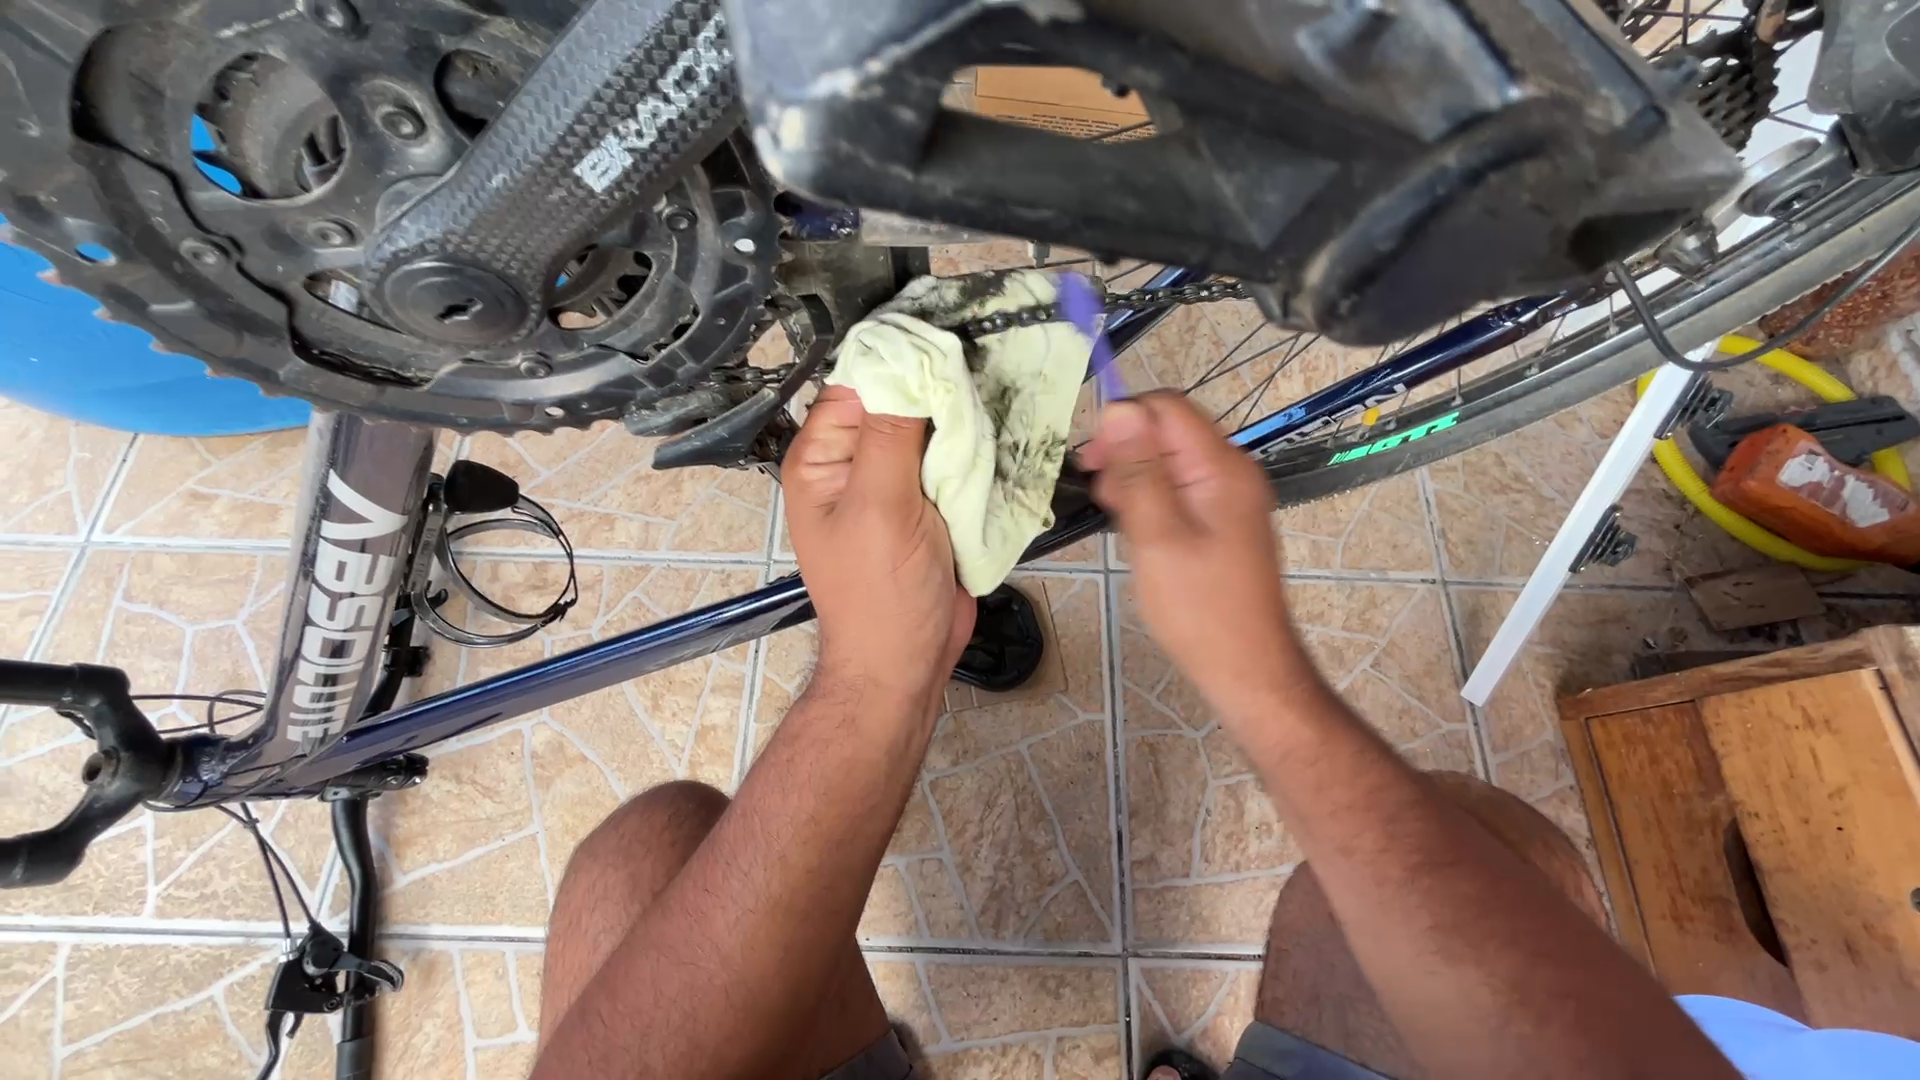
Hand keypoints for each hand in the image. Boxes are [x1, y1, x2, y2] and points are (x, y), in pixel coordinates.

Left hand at [784, 385, 975, 714]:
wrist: (907, 660)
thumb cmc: (879, 592)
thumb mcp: (879, 507)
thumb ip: (890, 435)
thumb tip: (906, 362)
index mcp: (823, 458)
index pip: (858, 384)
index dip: (900, 359)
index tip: (949, 337)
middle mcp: (855, 463)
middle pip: (899, 402)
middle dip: (940, 388)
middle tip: (987, 359)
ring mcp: (895, 485)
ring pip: (932, 432)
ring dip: (963, 421)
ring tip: (1002, 392)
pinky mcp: (929, 505)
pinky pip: (952, 463)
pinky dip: (975, 453)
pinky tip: (1002, 434)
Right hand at [1080, 392, 1303, 718]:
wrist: (1245, 667)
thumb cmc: (1199, 607)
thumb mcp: (1158, 535)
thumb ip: (1138, 470)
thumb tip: (1118, 408)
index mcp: (1222, 467)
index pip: (1167, 407)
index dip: (1124, 422)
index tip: (1092, 462)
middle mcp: (1230, 472)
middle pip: (1167, 432)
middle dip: (1126, 452)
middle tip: (1099, 496)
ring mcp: (1228, 498)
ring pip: (1169, 462)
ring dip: (1134, 479)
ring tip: (1115, 517)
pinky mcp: (1220, 522)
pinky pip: (1179, 491)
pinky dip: (1150, 500)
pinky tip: (1135, 529)